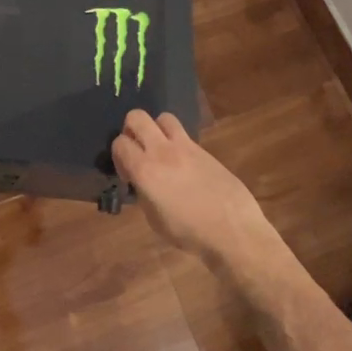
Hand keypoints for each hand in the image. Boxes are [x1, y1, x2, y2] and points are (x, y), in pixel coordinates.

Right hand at [112, 110, 277, 264]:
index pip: (119, 143)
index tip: (127, 174)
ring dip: (156, 129)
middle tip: (138, 151)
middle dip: (131, 129)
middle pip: (137, 117)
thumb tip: (142, 183)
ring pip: (163, 118)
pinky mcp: (204, 149)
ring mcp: (185, 146)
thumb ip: (144, 193)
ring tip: (161, 151)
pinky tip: (183, 165)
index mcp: (145, 170)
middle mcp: (162, 150)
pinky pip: (184, 135)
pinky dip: (177, 143)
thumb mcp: (155, 220)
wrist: (232, 230)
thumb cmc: (190, 233)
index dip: (118, 156)